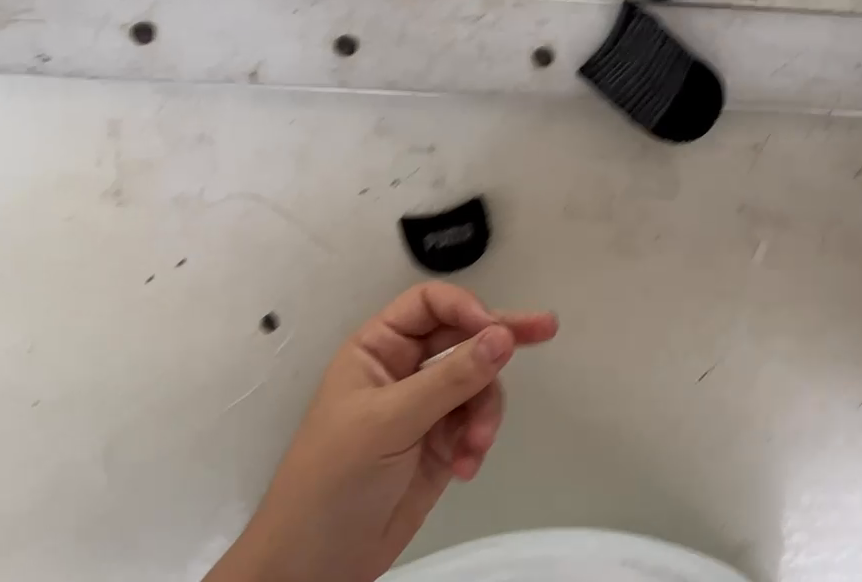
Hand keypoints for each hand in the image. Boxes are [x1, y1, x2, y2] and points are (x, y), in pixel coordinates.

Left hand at [205, 283, 558, 581]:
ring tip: (476, 445)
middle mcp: (404, 369)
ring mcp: (426, 407)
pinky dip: (479, 440)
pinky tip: (467, 464)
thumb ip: (451, 378)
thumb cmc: (332, 480)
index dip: (465, 308)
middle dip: (500, 341)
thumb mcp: (389, 422)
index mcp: (377, 349)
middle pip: (463, 337)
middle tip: (546, 328)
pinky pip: (477, 421)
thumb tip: (503, 337)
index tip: (495, 331)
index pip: (429, 306)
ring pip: (478, 383)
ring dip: (484, 411)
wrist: (316, 566)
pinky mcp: (442, 442)